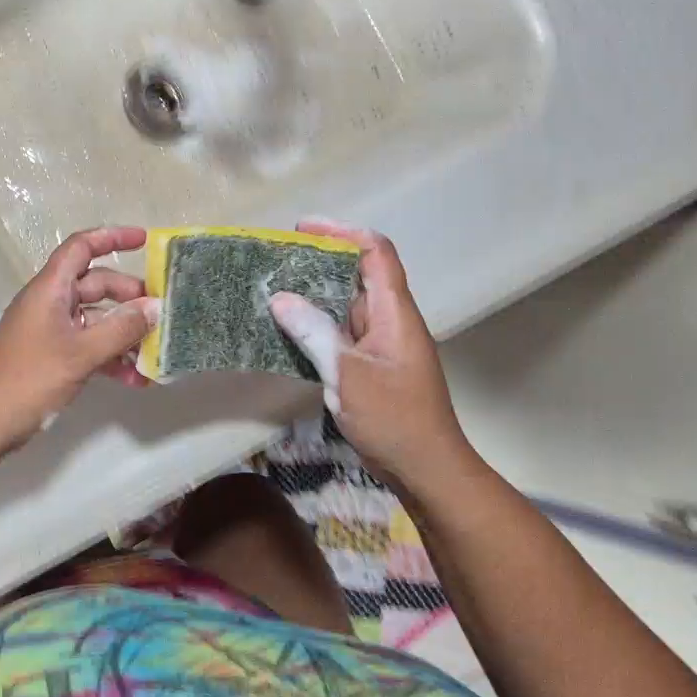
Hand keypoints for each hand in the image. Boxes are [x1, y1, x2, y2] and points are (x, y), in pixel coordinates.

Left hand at [0, 227, 160, 447]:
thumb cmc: (30, 379)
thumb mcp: (80, 354)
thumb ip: (120, 329)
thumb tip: (156, 307)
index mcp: (48, 289)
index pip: (80, 248)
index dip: (111, 238)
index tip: (145, 241)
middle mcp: (48, 302)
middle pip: (94, 284)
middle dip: (128, 296)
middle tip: (160, 312)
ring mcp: (48, 329)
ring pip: (94, 318)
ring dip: (123, 332)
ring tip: (154, 350)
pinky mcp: (50, 355)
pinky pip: (86, 344)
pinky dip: (109, 356)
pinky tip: (134, 379)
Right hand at [268, 218, 475, 485]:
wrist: (426, 468)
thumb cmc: (394, 419)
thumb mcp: (348, 374)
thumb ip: (315, 332)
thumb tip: (280, 297)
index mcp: (394, 313)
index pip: (375, 253)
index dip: (342, 232)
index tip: (302, 228)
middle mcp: (389, 321)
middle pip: (357, 274)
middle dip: (318, 260)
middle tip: (275, 259)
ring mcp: (380, 345)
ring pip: (345, 305)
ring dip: (312, 294)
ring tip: (270, 289)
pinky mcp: (369, 366)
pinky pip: (339, 333)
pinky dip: (314, 325)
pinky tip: (284, 330)